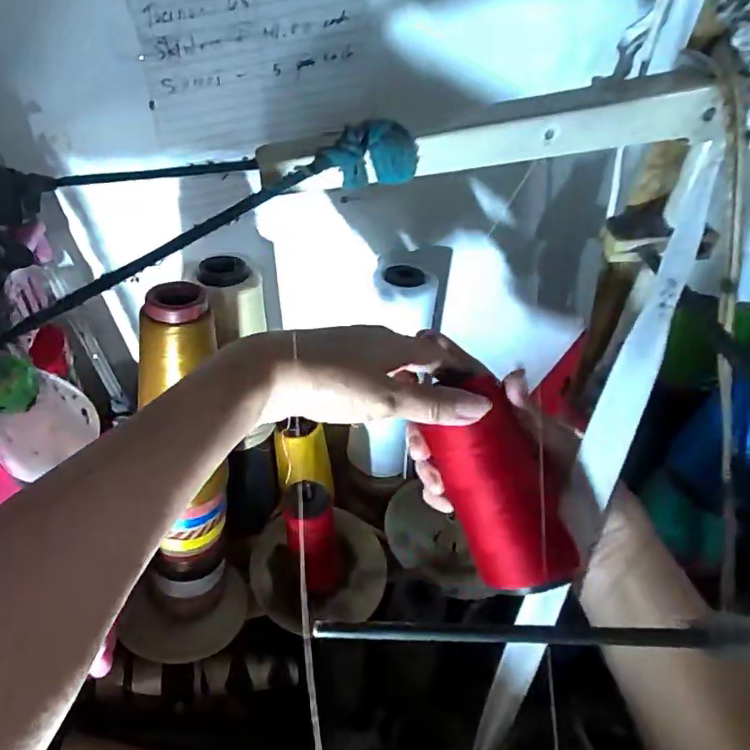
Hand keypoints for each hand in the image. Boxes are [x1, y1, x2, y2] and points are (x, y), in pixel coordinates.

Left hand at [225, 326, 492, 427]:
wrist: (265, 372)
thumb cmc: (332, 383)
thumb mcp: (387, 400)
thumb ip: (433, 405)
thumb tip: (483, 406)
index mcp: (397, 342)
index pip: (442, 353)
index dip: (464, 371)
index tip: (482, 391)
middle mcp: (377, 338)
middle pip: (418, 356)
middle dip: (438, 380)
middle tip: (450, 408)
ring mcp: (350, 347)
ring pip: (393, 364)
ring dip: (411, 384)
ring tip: (418, 411)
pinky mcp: (328, 360)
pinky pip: (370, 371)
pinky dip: (385, 387)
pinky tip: (375, 404)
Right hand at [404, 363, 577, 512]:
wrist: (601, 538)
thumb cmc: (586, 483)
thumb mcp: (562, 446)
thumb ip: (535, 417)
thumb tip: (511, 377)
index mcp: (509, 418)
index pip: (473, 388)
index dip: (448, 370)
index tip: (421, 357)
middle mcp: (490, 439)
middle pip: (444, 424)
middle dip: (423, 432)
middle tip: (420, 448)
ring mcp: (481, 469)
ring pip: (439, 457)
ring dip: (427, 465)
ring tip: (434, 479)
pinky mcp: (479, 499)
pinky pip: (448, 491)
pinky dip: (436, 495)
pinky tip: (442, 501)